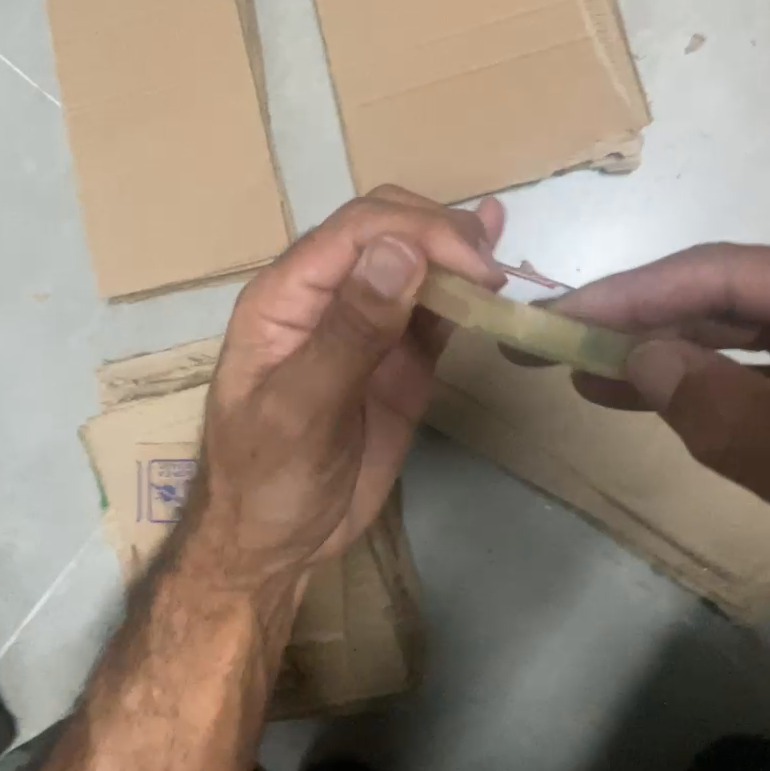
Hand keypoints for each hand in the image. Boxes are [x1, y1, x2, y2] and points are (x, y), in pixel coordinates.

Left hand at [182, 186, 504, 590]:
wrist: (277, 542)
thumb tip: (401, 249)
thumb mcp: (300, 410)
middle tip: (489, 277)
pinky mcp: (400, 357)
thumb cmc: (268, 479)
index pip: (354, 231)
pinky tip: (497, 270)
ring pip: (414, 260)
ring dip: (459, 253)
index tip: (474, 266)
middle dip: (440, 235)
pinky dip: (465, 289)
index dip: (417, 231)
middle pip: (385, 228)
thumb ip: (349, 333)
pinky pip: (435, 309)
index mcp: (286, 296)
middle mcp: (325, 296)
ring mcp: (365, 324)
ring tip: (500, 273)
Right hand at [549, 244, 769, 664]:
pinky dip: (706, 383)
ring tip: (580, 366)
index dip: (636, 293)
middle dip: (642, 319)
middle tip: (557, 335)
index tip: (562, 312)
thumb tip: (630, 358)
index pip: (734, 275)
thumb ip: (718, 410)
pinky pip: (766, 369)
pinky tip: (639, 392)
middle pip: (733, 295)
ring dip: (665, 351)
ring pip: (742, 332)